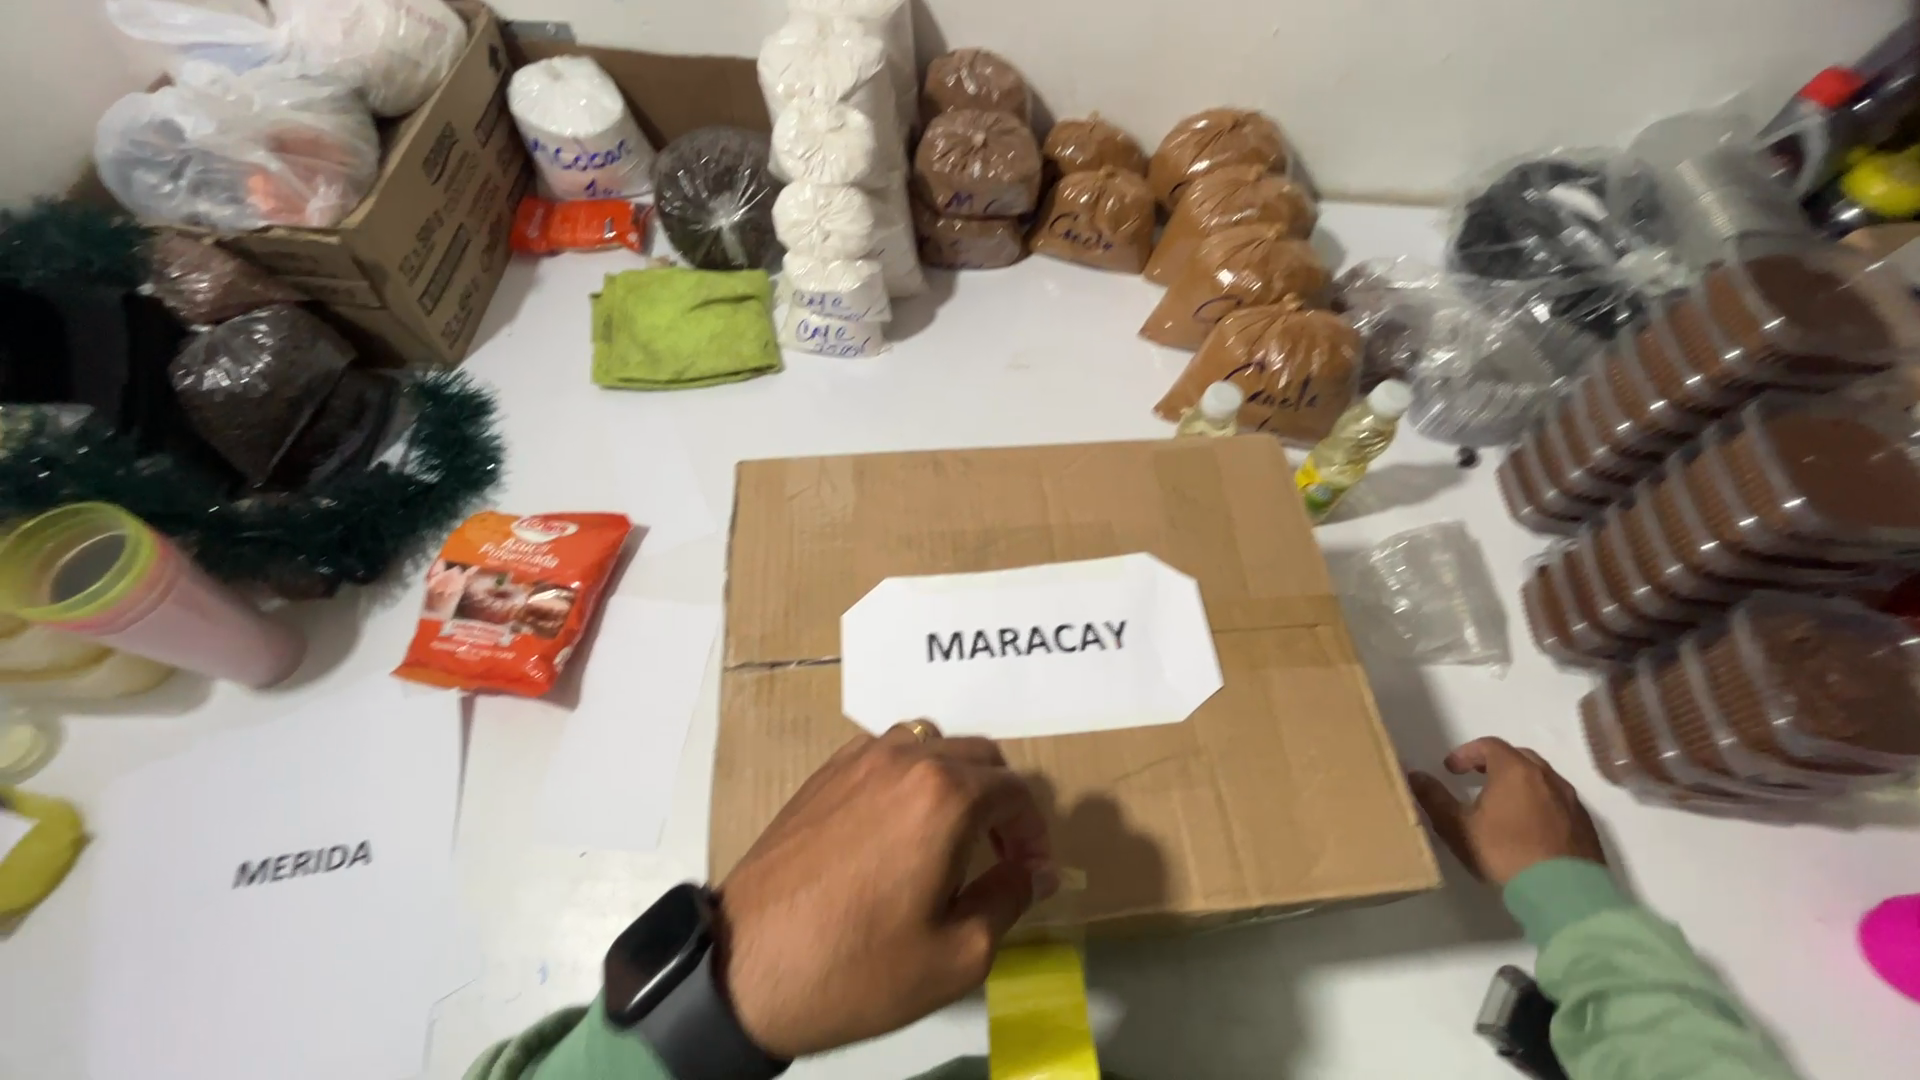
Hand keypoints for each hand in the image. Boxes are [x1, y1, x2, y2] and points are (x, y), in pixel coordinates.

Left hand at [716, 721, 1055, 1058]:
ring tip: (950, 832)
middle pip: (980, 756)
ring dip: (957, 778)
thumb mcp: (958, 954)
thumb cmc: (859, 965)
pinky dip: (912, 773)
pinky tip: (898, 822)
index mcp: (946, 794)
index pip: (1017, 791)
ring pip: (933, 743)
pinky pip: (888, 751)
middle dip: (1002, 801)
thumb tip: (1038, 872)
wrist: (746, 965)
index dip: (1035, 833)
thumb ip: (1010, 899)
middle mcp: (907, 757)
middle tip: (999, 854)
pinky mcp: (826, 770)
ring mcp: (860, 757)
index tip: (1030, 874)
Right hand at [1408, 738, 1604, 886]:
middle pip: (1519, 756)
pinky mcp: (1587, 826)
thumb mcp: (1457, 826)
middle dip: (1494, 762)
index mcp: (1516, 771)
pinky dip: (1539, 802)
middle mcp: (1548, 778)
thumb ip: (1434, 797)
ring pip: (1542, 779)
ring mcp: (1572, 802)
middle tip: (1475, 778)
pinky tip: (1528, 827)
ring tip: (1502, 804)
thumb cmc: (1504, 852)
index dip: (1465, 753)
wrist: (1565, 896)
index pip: (1489, 745)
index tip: (1450, 770)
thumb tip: (1414, 775)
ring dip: (1519, 782)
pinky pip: (1558, 801)